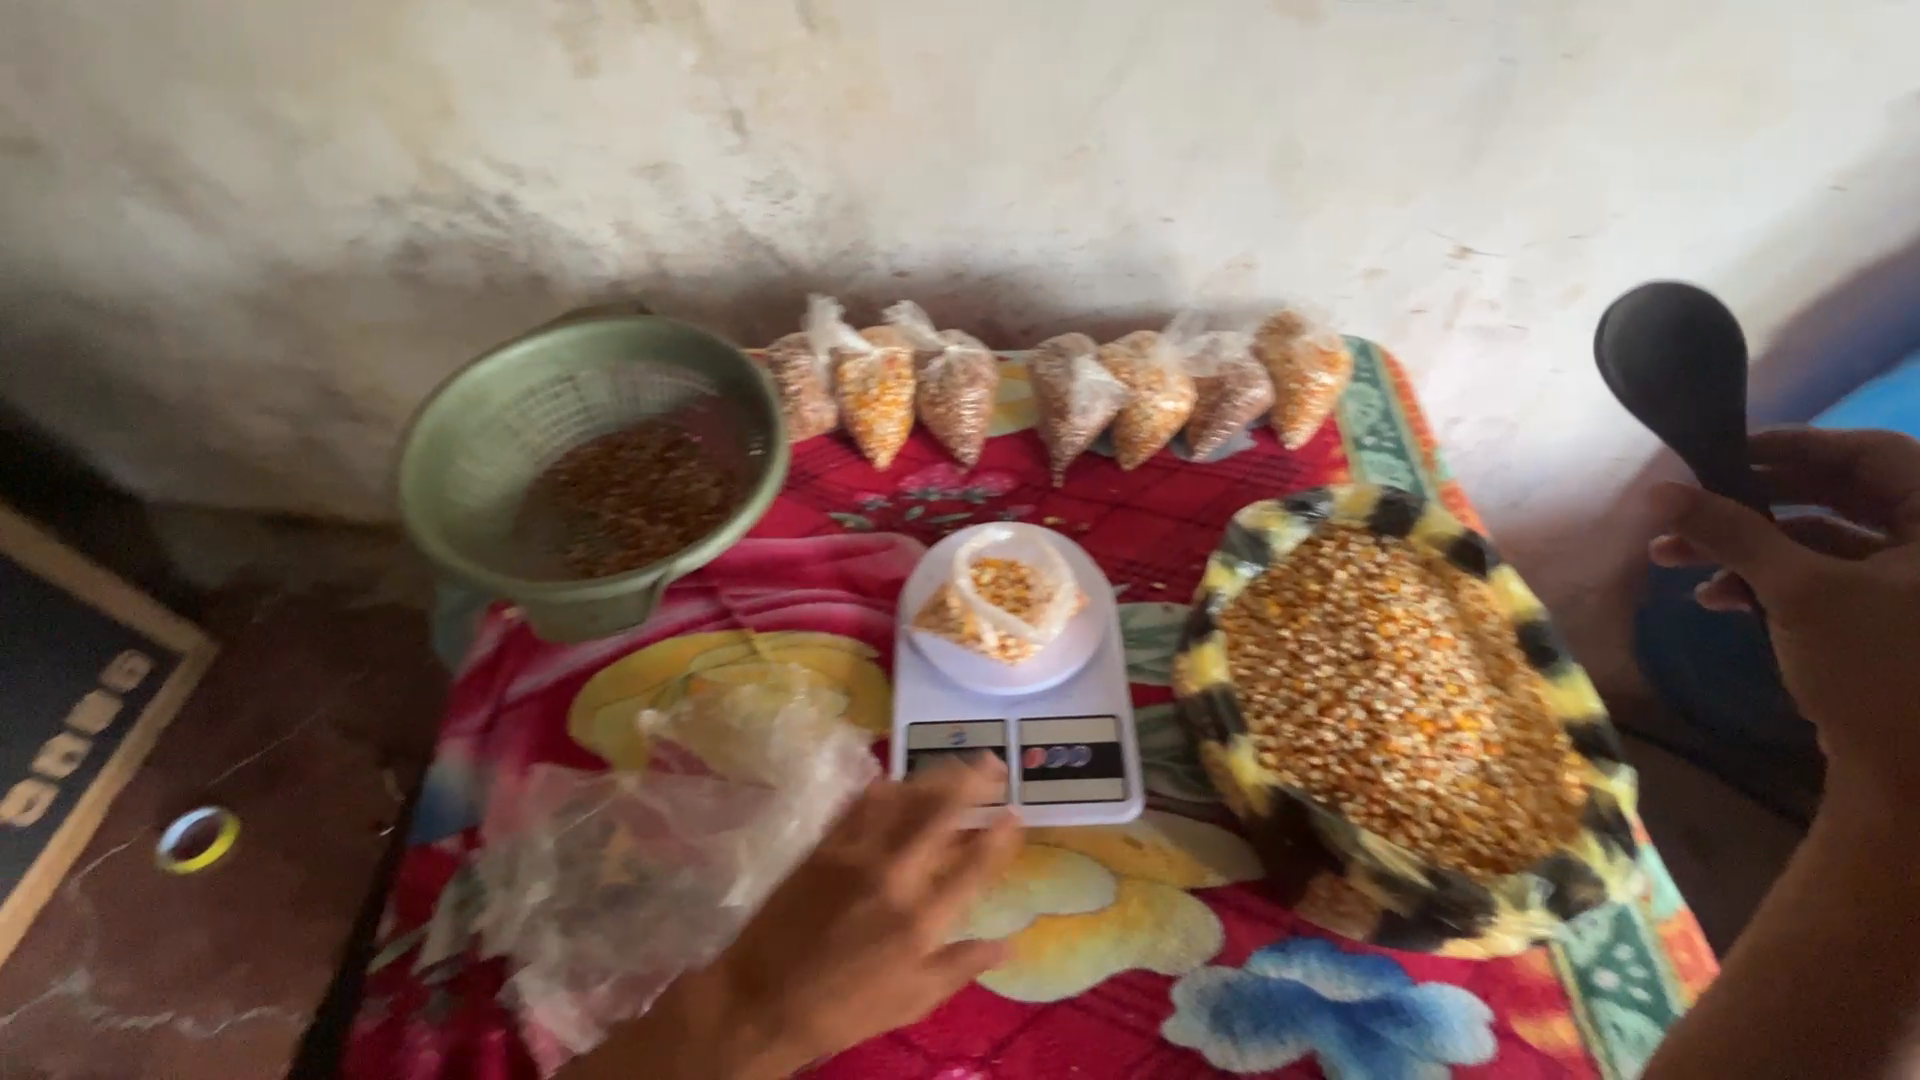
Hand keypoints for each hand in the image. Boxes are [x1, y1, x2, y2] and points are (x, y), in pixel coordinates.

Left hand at [574, 755, 1020, 1079]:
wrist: (761, 1000)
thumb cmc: (843, 1009)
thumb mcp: (912, 1000)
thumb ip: (961, 966)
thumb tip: (1007, 943)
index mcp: (920, 920)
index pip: (973, 865)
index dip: (1000, 835)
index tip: (1016, 812)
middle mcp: (894, 876)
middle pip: (942, 814)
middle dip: (972, 782)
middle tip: (992, 762)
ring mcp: (855, 854)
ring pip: (904, 799)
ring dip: (934, 776)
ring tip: (956, 762)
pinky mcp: (824, 845)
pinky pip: (860, 803)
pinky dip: (884, 786)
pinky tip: (896, 778)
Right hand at [1649, 427, 1919, 811]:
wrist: (1910, 769)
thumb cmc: (1879, 667)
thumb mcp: (1797, 591)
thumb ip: (1732, 532)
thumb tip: (1659, 490)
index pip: (1868, 453)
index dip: (1791, 446)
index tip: (1717, 453)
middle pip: (1835, 494)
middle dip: (1749, 502)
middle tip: (1685, 505)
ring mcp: (1911, 583)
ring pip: (1817, 538)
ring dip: (1741, 546)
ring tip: (1670, 558)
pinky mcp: (1884, 616)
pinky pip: (1817, 577)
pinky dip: (1762, 581)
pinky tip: (1713, 599)